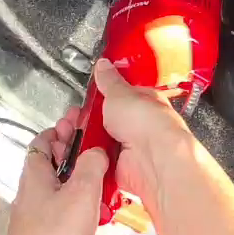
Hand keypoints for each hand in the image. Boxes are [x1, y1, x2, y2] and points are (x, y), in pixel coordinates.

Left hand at [1, 108, 109, 234]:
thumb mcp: (81, 193)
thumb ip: (92, 165)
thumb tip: (96, 151)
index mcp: (35, 176)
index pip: (43, 141)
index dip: (63, 130)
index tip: (83, 124)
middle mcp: (32, 196)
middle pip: (58, 170)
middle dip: (84, 166)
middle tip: (105, 164)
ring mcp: (37, 222)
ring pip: (67, 200)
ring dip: (90, 198)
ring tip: (111, 203)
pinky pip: (70, 227)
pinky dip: (88, 226)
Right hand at [90, 59, 196, 212]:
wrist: (154, 158)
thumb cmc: (149, 123)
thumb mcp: (120, 92)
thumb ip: (109, 80)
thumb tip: (103, 65)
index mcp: (143, 102)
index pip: (119, 94)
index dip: (101, 95)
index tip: (87, 96)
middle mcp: (137, 126)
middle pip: (104, 120)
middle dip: (89, 120)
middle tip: (79, 118)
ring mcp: (128, 148)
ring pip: (99, 142)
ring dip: (87, 140)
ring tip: (81, 134)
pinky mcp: (120, 168)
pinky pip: (98, 162)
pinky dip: (91, 159)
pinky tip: (88, 152)